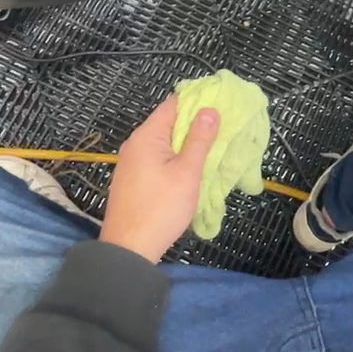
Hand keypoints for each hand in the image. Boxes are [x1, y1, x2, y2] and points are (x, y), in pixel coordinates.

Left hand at [99, 97, 219, 262]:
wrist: (129, 250)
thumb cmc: (161, 208)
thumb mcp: (187, 172)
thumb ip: (199, 139)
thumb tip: (209, 110)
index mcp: (147, 136)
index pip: (173, 105)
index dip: (197, 101)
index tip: (221, 103)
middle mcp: (135, 144)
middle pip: (168, 122)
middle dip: (195, 122)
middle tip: (223, 125)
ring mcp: (131, 163)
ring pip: (164, 142)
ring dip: (186, 142)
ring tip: (213, 145)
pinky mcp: (133, 179)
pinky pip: (157, 157)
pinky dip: (174, 156)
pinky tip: (191, 166)